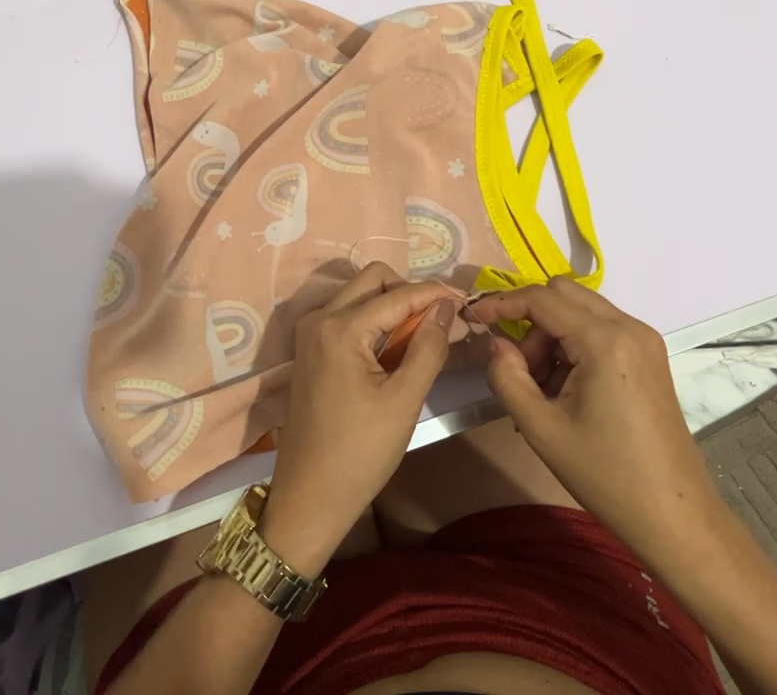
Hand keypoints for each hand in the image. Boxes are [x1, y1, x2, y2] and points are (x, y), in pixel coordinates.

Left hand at [262, 262, 458, 573]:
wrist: (309, 496)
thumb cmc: (360, 453)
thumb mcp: (404, 401)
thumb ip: (428, 348)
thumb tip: (446, 308)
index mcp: (340, 329)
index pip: (398, 294)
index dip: (435, 294)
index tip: (467, 302)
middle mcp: (319, 318)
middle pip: (373, 280)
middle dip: (411, 293)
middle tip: (442, 322)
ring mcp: (310, 333)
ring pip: (359, 295)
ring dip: (392, 305)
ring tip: (426, 336)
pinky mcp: (309, 349)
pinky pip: (346, 316)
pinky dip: (374, 321)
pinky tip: (398, 347)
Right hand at [469, 278, 719, 545]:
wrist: (673, 515)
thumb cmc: (606, 474)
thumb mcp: (542, 428)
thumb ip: (508, 377)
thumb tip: (495, 344)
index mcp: (605, 340)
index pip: (543, 299)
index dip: (502, 302)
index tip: (473, 316)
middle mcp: (630, 328)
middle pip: (564, 295)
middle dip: (531, 322)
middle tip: (518, 369)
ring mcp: (644, 341)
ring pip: (581, 312)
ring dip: (551, 337)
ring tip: (541, 391)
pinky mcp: (649, 358)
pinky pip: (600, 332)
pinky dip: (573, 347)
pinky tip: (565, 392)